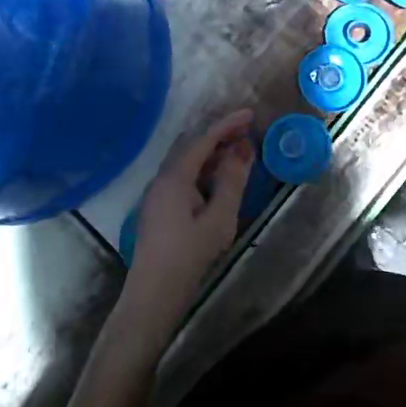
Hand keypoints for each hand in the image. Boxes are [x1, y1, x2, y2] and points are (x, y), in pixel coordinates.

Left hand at [125, 110, 254, 312]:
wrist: (154, 292)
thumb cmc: (189, 255)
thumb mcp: (219, 218)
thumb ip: (231, 181)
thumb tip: (242, 150)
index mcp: (175, 177)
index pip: (203, 140)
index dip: (227, 124)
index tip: (250, 114)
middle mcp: (161, 178)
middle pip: (190, 145)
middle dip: (218, 134)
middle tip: (245, 131)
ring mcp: (157, 193)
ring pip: (185, 161)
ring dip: (210, 152)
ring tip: (237, 152)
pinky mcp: (159, 207)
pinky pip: (182, 176)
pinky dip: (202, 168)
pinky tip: (218, 179)